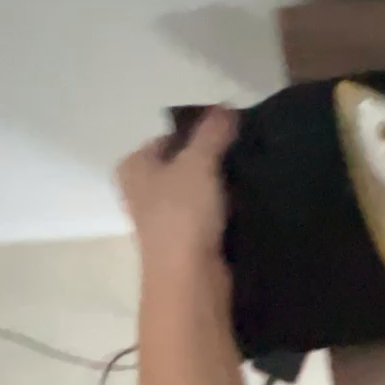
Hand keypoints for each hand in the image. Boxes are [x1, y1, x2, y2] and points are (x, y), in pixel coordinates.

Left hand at [118, 107, 237, 285]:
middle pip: (185, 167)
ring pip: (198, 195)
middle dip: (214, 165)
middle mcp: (142, 190)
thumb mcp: (199, 164)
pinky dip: (225, 215)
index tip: (233, 140)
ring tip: (250, 187)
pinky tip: (245, 214)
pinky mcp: (186, 244)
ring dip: (222, 192)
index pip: (170, 139)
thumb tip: (227, 107)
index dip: (201, 136)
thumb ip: (213, 134)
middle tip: (246, 162)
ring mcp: (163, 220)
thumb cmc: (183, 215)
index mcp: (134, 165)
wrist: (189, 277)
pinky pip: (209, 219)